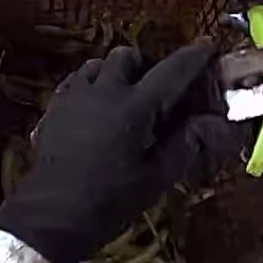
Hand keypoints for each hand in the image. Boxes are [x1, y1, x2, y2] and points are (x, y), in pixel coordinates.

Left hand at [0, 44, 240, 262]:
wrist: (51, 216)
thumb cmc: (109, 200)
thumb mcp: (156, 177)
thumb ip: (185, 143)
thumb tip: (211, 122)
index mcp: (135, 107)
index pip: (171, 71)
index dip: (193, 57)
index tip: (207, 46)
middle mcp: (104, 91)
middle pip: (127, 56)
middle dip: (145, 64)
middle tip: (155, 87)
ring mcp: (74, 98)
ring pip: (97, 65)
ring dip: (114, 72)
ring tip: (123, 95)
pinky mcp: (53, 109)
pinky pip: (75, 82)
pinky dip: (90, 86)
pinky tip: (95, 109)